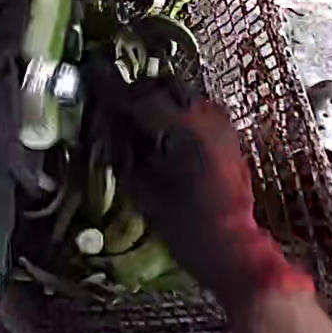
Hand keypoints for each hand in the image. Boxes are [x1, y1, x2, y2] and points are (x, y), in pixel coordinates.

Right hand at [105, 79, 312, 332]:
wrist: (236, 251)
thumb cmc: (188, 228)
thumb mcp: (145, 191)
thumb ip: (124, 153)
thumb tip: (109, 128)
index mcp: (184, 128)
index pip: (140, 98)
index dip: (113, 91)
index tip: (95, 81)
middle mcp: (206, 116)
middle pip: (163, 85)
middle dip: (137, 93)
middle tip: (116, 108)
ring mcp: (221, 122)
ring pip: (180, 94)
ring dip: (157, 101)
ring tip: (137, 122)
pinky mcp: (228, 133)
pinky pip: (195, 109)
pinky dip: (175, 113)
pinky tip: (162, 133)